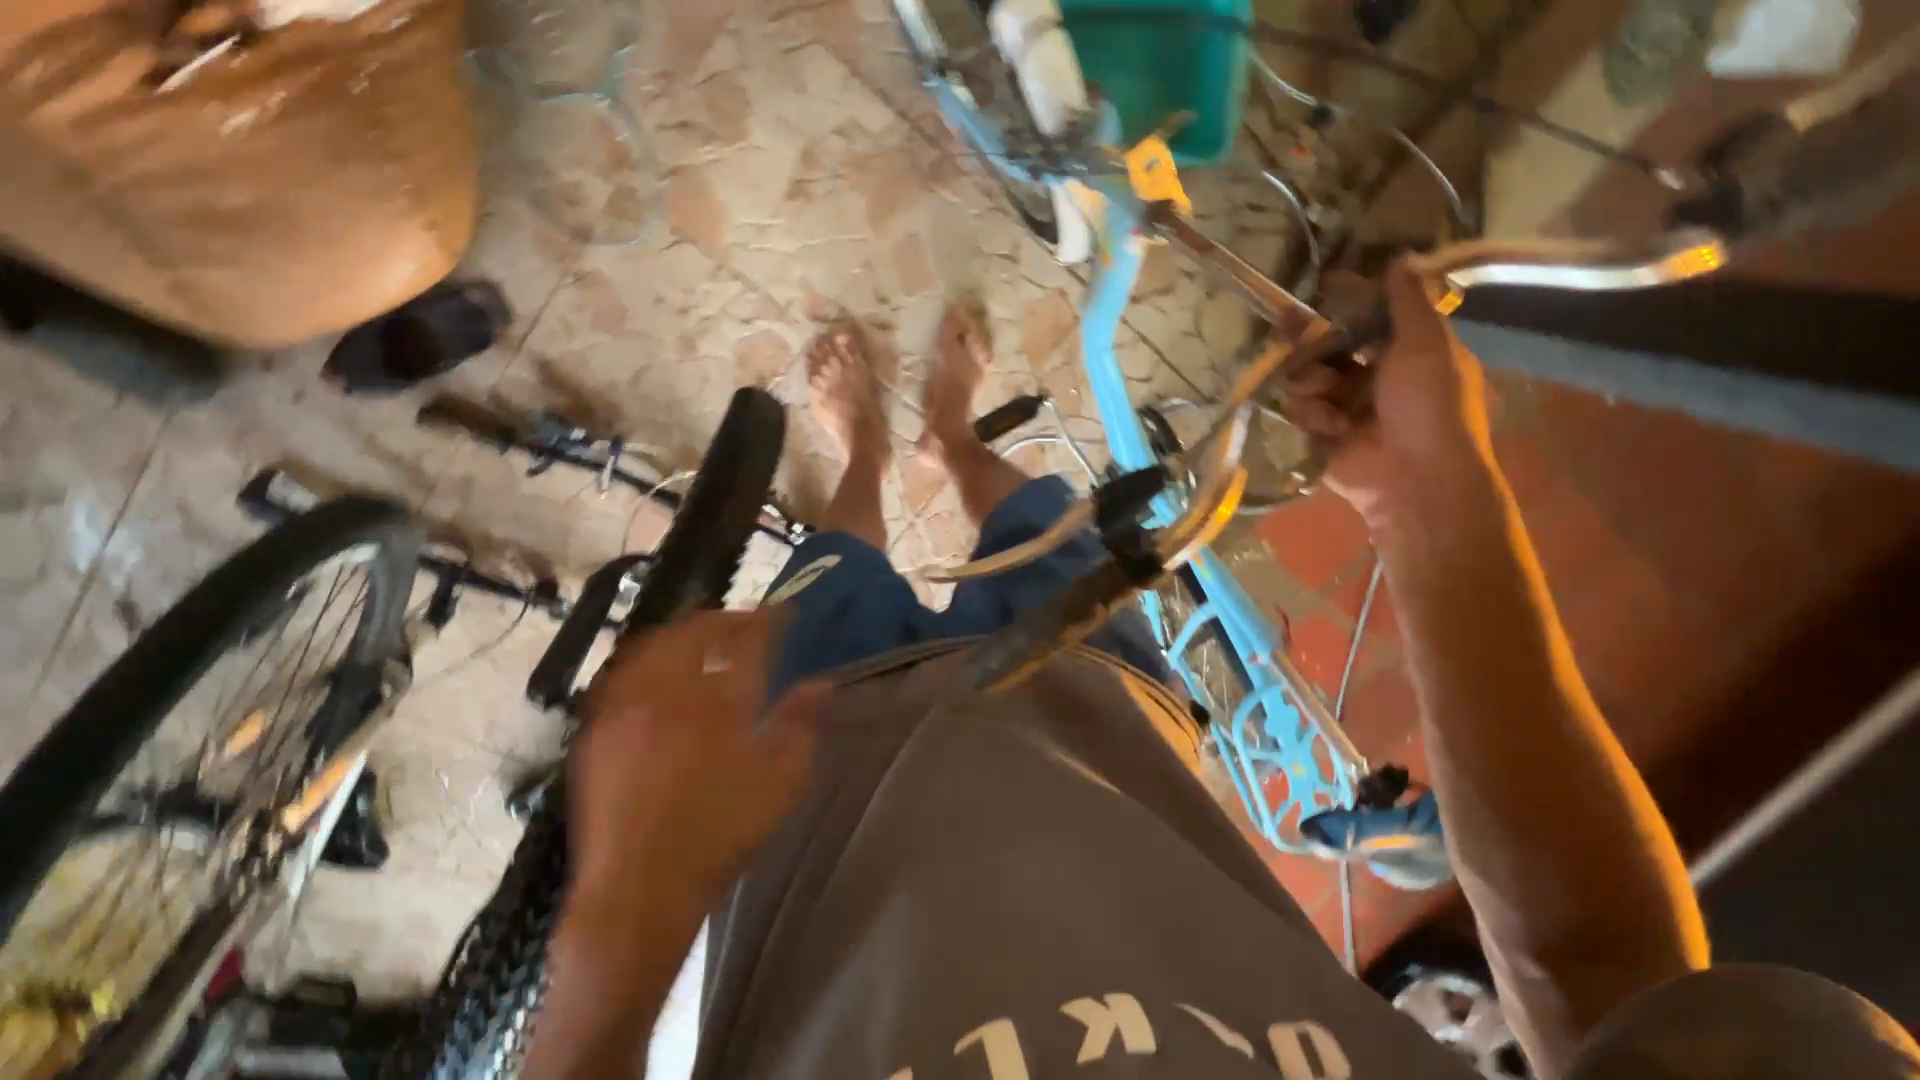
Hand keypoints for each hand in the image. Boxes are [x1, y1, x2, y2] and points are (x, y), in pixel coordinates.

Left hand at [569, 610, 829, 904]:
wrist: (639, 887)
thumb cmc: (720, 837)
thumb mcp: (781, 785)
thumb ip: (802, 726)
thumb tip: (821, 684)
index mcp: (718, 702)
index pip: (748, 639)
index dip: (768, 618)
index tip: (784, 612)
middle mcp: (667, 691)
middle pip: (696, 630)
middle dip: (725, 618)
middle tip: (745, 623)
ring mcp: (624, 706)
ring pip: (654, 644)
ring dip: (684, 632)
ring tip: (702, 638)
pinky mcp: (596, 727)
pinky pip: (621, 672)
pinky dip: (646, 658)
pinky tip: (656, 672)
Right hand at [1283, 262, 1497, 521]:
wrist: (1415, 475)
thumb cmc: (1430, 404)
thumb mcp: (1426, 343)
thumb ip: (1408, 301)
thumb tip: (1401, 257)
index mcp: (1404, 353)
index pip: (1366, 318)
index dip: (1343, 303)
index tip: (1320, 287)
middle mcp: (1372, 378)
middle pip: (1326, 347)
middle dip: (1306, 338)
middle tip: (1283, 324)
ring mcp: (1345, 409)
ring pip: (1306, 379)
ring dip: (1312, 382)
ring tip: (1327, 394)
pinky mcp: (1323, 437)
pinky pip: (1302, 413)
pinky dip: (1315, 418)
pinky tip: (1333, 428)